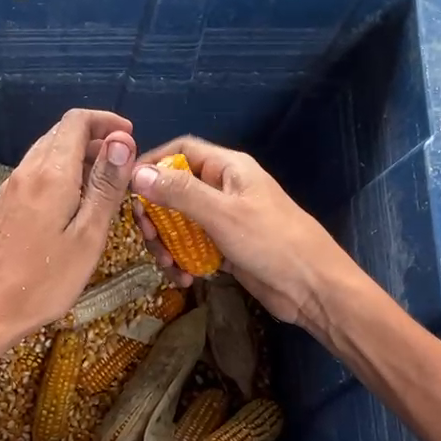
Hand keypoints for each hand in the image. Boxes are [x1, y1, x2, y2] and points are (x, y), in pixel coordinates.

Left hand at [0, 109, 137, 339]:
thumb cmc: (48, 280)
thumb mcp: (88, 235)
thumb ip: (106, 186)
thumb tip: (122, 141)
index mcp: (51, 174)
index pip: (77, 122)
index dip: (107, 122)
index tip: (130, 140)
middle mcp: (27, 171)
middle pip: (61, 134)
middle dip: (95, 139)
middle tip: (122, 167)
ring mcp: (12, 187)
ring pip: (47, 152)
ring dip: (78, 157)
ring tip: (104, 186)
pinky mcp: (5, 204)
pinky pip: (36, 173)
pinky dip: (60, 174)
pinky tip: (75, 203)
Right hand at [132, 136, 365, 326]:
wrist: (311, 288)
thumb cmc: (272, 243)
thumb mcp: (222, 215)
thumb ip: (180, 194)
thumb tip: (137, 173)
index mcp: (229, 169)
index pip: (182, 152)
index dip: (153, 165)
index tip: (129, 190)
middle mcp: (224, 190)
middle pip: (174, 191)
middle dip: (155, 215)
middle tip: (148, 237)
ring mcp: (224, 221)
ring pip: (180, 224)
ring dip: (166, 244)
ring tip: (167, 265)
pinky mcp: (225, 250)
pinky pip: (192, 249)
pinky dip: (182, 262)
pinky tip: (183, 279)